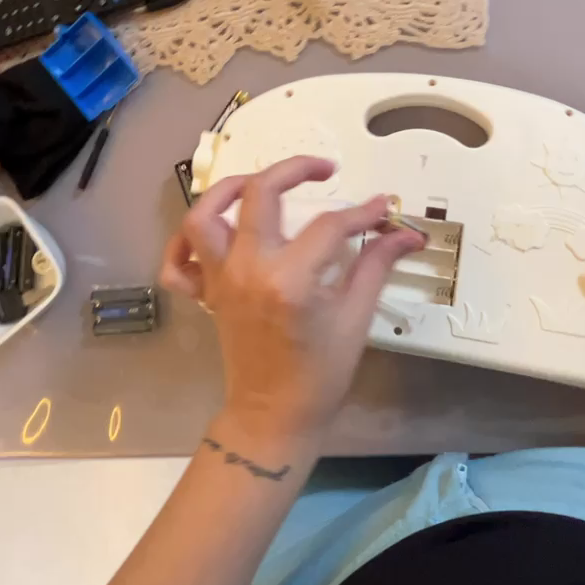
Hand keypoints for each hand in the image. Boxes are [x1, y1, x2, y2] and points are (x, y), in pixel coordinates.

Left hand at [160, 156, 427, 443]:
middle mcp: (248, 270)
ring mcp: (220, 280)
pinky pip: (177, 260)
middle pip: (260, 193)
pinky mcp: (205, 293)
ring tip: (259, 184)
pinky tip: (217, 231)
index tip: (382, 208)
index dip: (362, 212)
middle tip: (324, 170)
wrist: (275, 415)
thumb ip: (376, 265)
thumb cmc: (320, 373)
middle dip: (295, 169)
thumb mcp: (355, 318)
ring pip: (204, 215)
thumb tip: (407, 233)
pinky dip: (185, 240)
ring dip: (229, 189)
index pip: (329, 226)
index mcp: (290, 280)